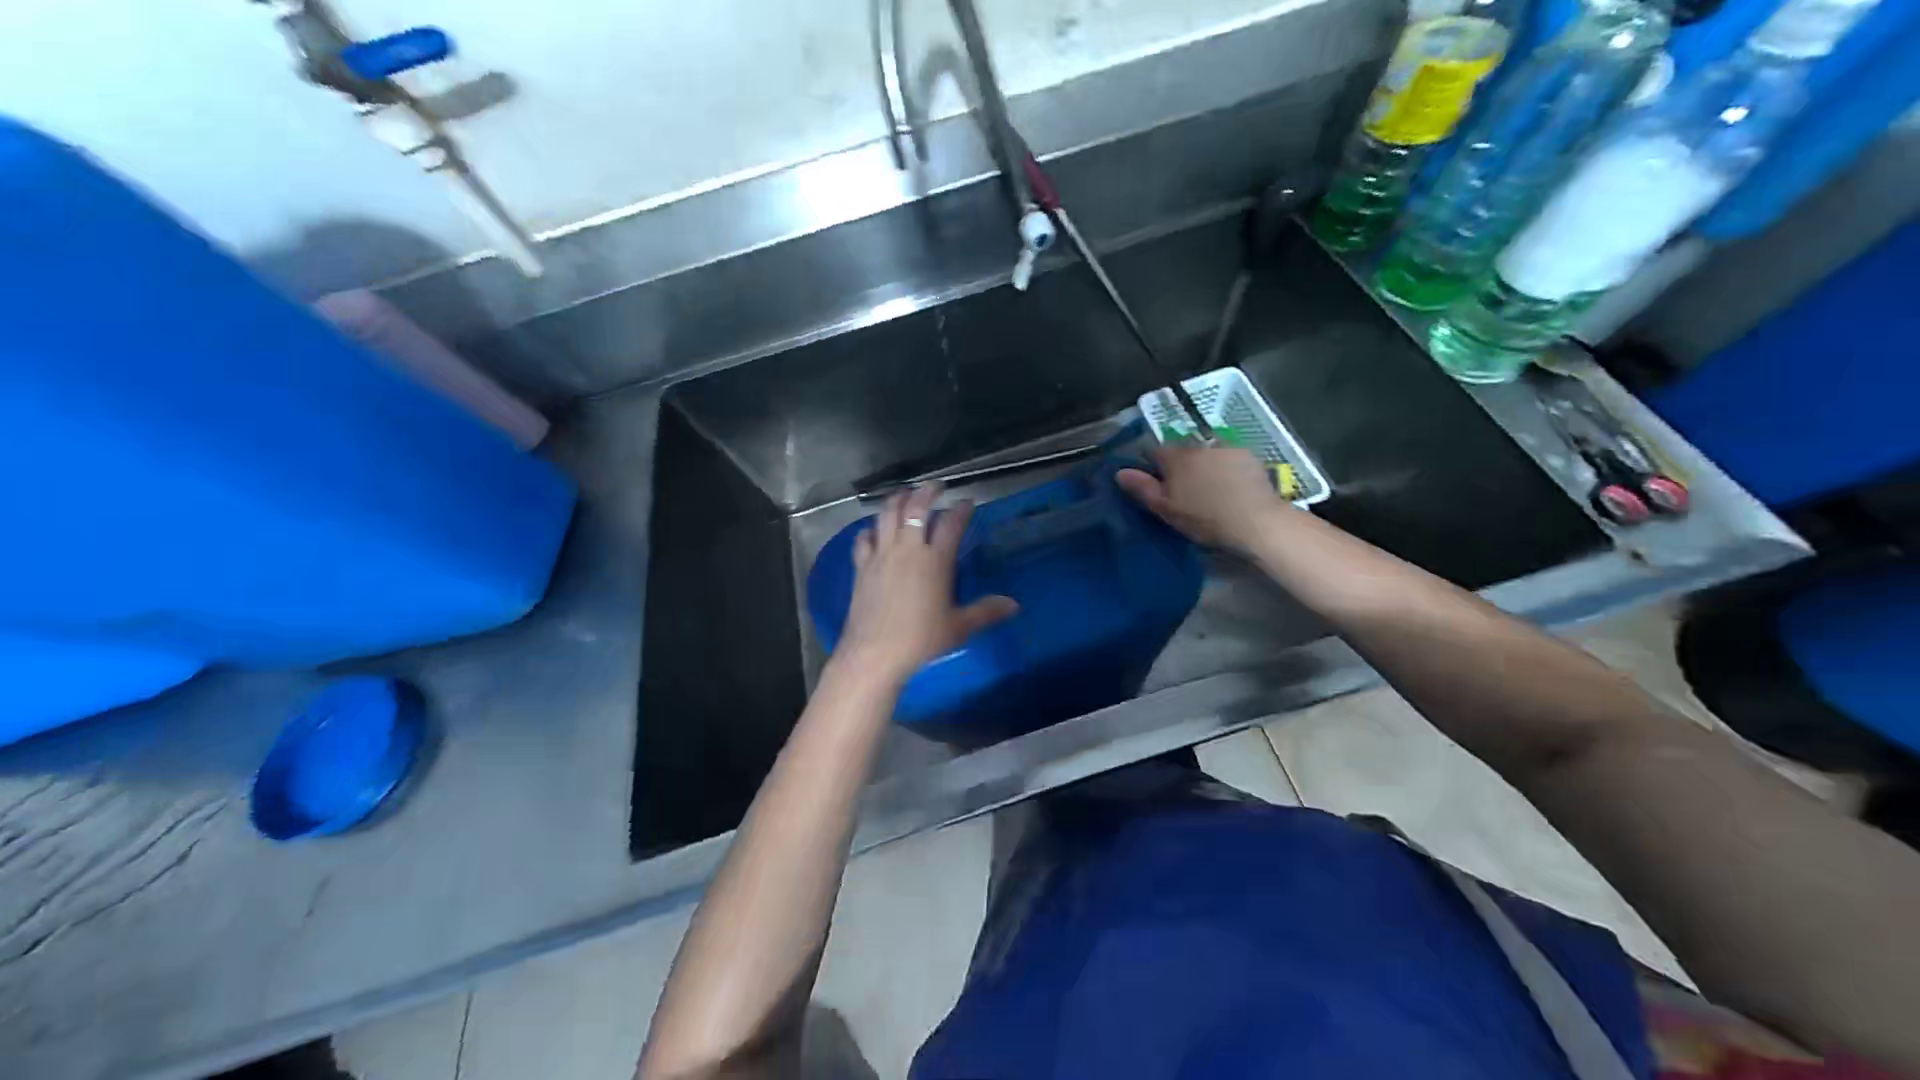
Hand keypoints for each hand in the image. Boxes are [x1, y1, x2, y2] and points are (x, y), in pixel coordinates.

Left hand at [832, 483, 1018, 685]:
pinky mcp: (861, 567)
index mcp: (934, 561)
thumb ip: (985, 611)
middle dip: (926, 492)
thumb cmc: (920, 640)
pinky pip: (863, 539)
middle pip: (915, 508)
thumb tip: (1014, 605)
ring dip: (897, 500)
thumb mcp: (959, 627)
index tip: (967, 502)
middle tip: (936, 486)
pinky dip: (870, 530)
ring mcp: (881, 556)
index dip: (960, 510)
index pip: (951, 524)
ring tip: (904, 494)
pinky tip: (873, 530)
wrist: (874, 653)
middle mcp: (907, 550)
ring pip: (887, 515)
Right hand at [1115, 442, 1293, 553]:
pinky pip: (1229, 459)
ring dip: (1205, 466)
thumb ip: (1143, 488)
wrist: (1255, 520)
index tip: (1158, 484)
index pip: (1155, 452)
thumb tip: (1120, 472)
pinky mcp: (1249, 457)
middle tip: (1185, 491)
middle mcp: (1199, 446)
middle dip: (1181, 466)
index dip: (1153, 466)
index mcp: (1175, 457)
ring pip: (1207, 454)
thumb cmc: (1204, 518)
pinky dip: (1227, 468)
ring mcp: (1226, 449)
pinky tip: (1232, 487)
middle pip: (1182, 452)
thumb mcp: (1166, 508)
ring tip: (1211, 490)